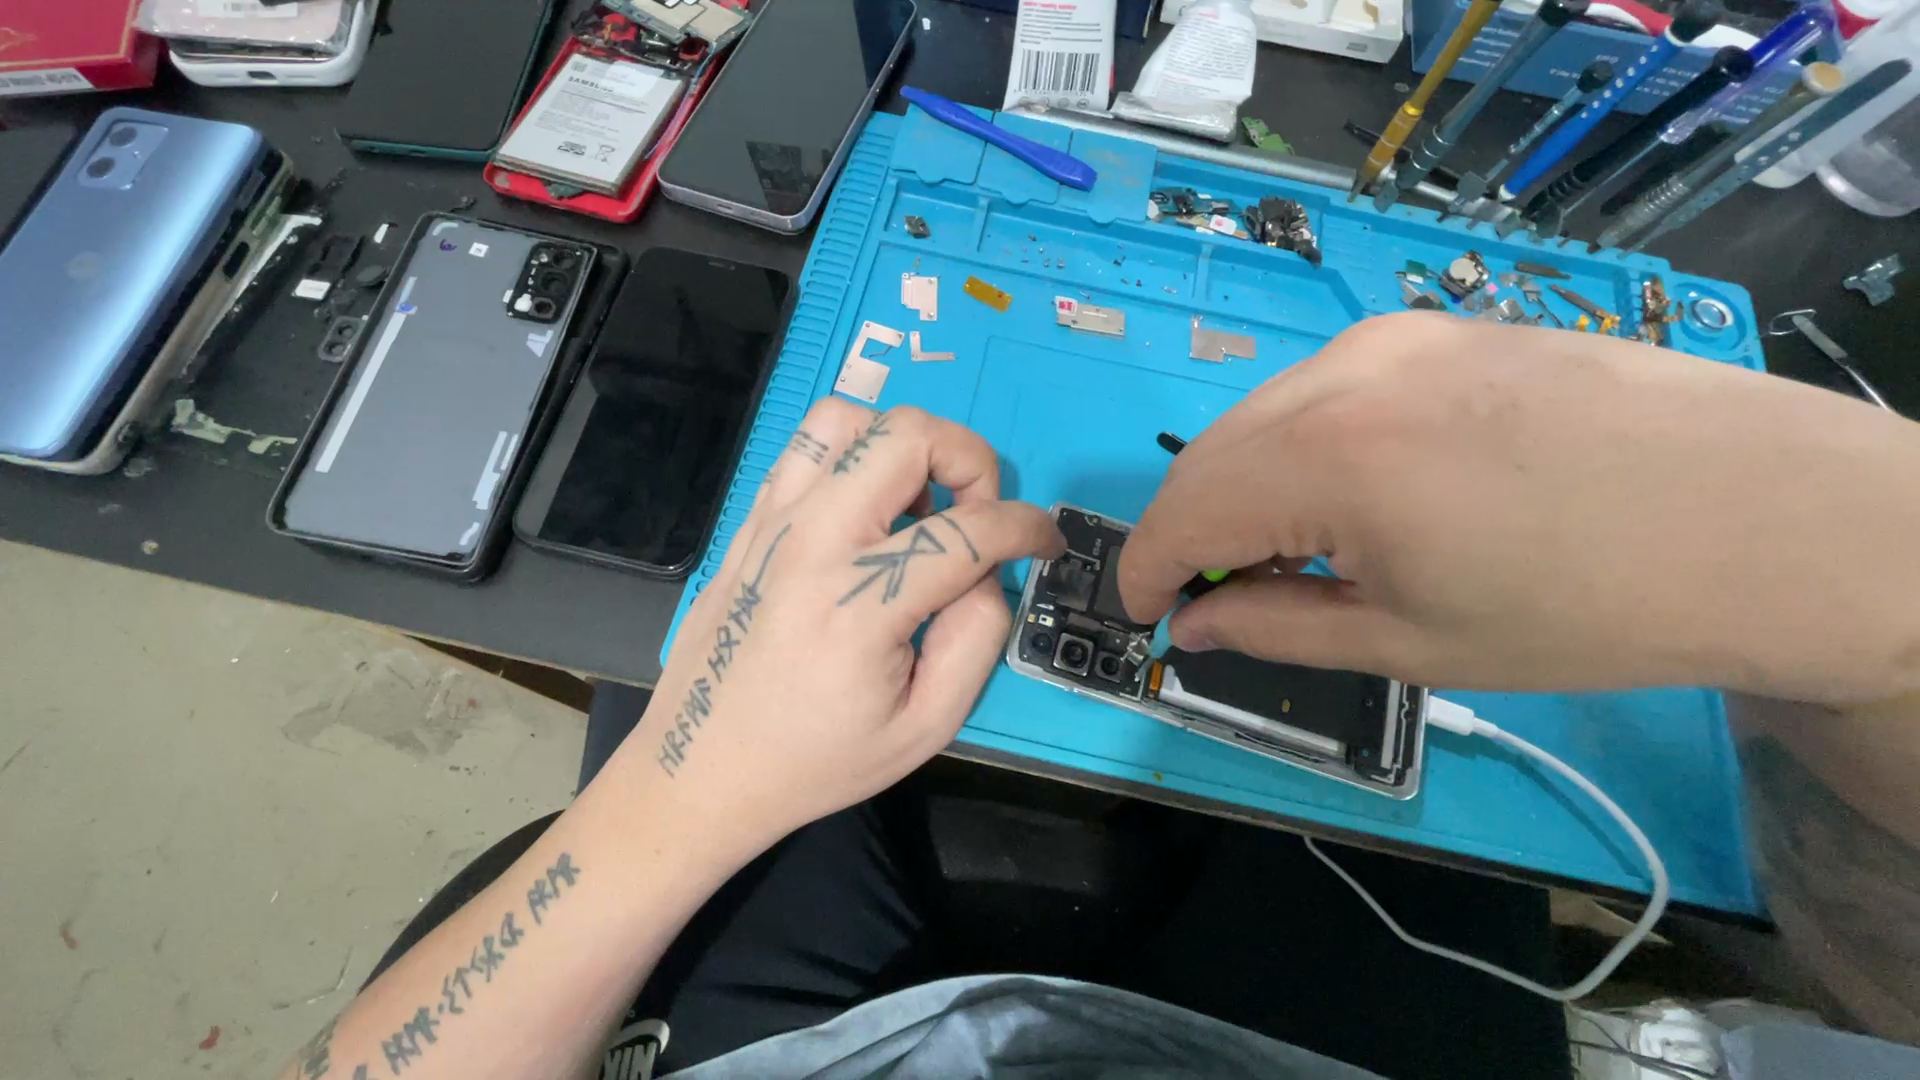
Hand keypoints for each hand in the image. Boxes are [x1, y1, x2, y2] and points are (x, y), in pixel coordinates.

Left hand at [613, 400, 1062, 852]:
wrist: (702, 768)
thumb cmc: (817, 760)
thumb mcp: (926, 727)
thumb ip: (977, 637)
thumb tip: (990, 567)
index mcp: (859, 606)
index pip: (969, 529)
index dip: (1027, 526)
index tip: (1044, 540)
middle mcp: (812, 543)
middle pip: (909, 436)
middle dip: (970, 461)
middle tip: (976, 516)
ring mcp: (772, 521)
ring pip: (851, 418)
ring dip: (905, 449)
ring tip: (915, 510)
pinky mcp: (750, 520)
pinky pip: (807, 446)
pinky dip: (854, 455)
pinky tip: (865, 512)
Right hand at [1118, 313, 1919, 704]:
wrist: (1778, 517)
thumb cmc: (1585, 606)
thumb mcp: (1408, 642)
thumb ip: (1272, 630)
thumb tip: (1192, 626)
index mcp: (1332, 457)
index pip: (1187, 512)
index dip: (1149, 568)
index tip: (1143, 612)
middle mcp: (1342, 373)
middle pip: (1208, 456)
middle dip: (1186, 531)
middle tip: (1204, 596)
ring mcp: (1388, 338)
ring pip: (1254, 418)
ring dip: (1235, 488)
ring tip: (1273, 554)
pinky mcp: (1427, 329)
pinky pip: (1312, 392)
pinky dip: (1287, 449)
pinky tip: (1330, 494)